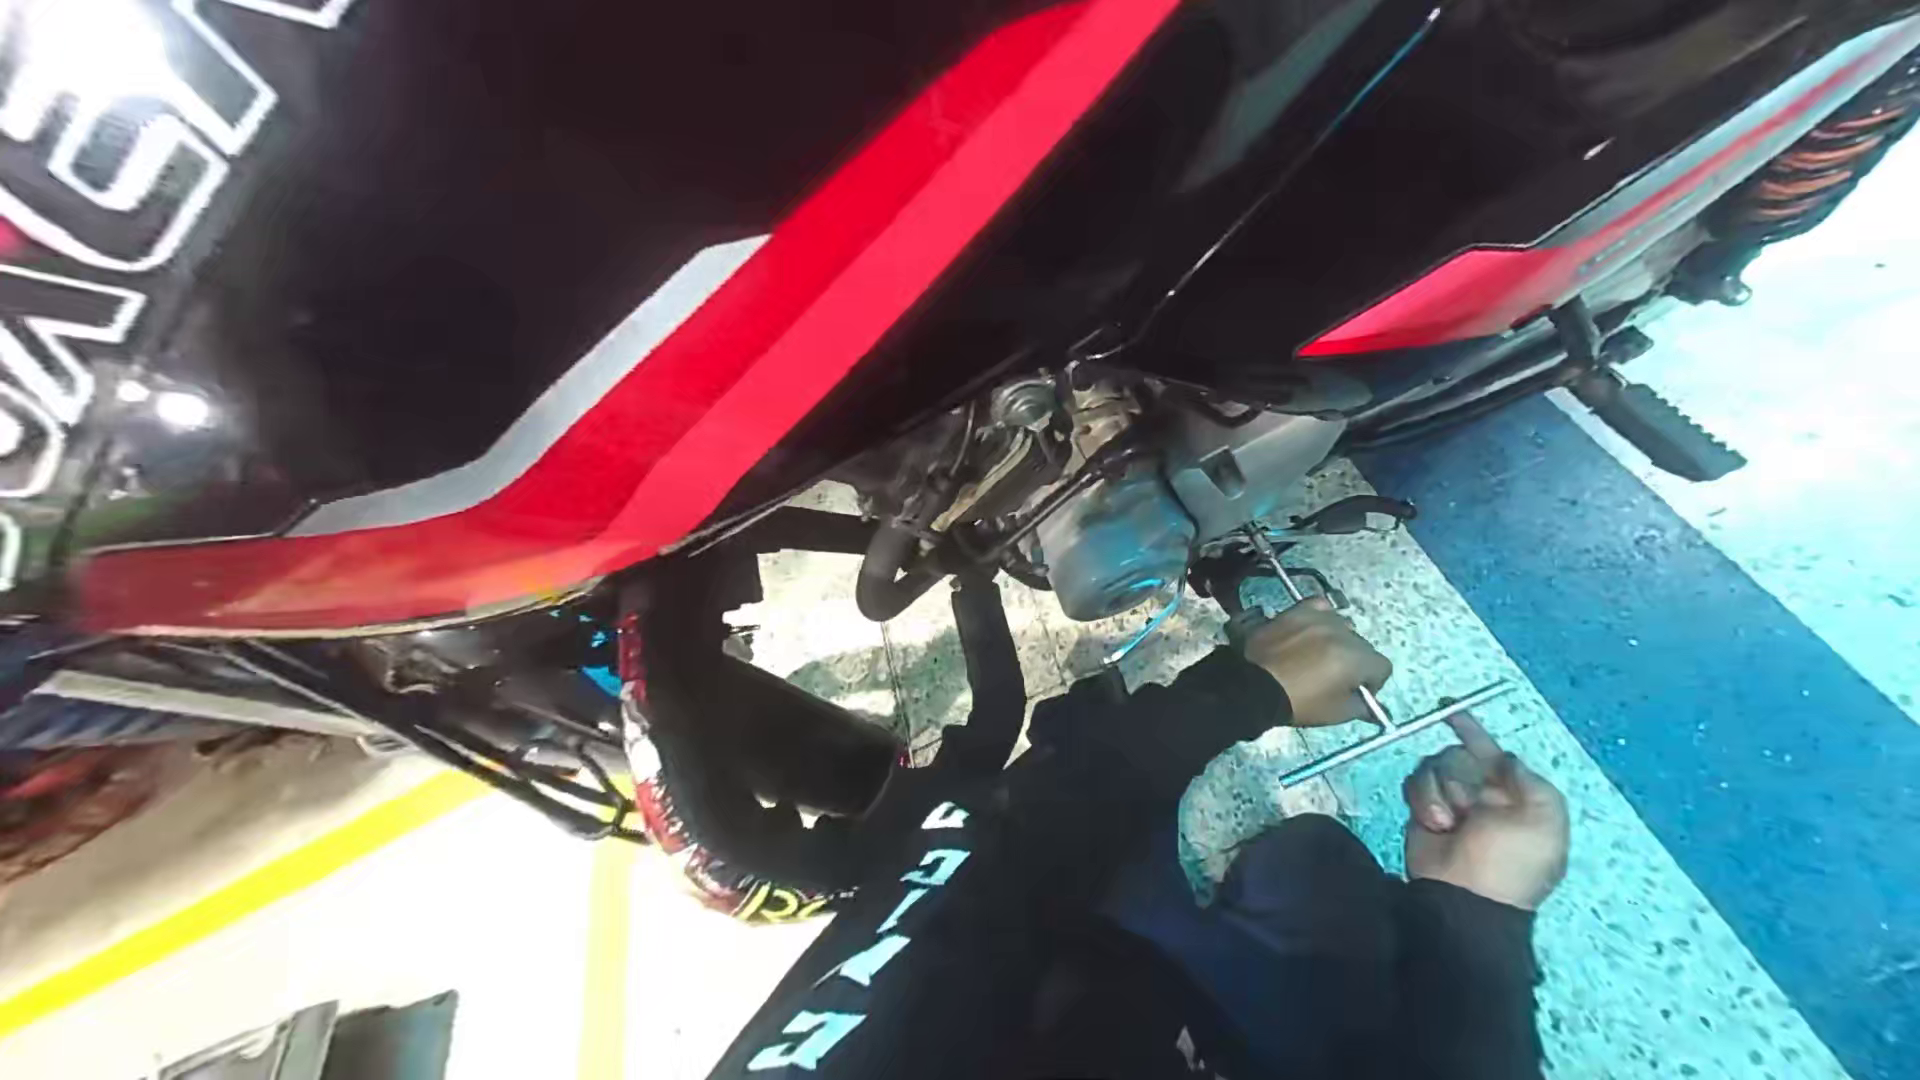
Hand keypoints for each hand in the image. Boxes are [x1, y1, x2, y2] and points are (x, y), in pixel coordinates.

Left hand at [1241, 596, 1391, 727]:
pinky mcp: (1293, 612)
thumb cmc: (1298, 701)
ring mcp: (1315, 619)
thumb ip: (1362, 706)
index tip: (1355, 691)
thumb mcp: (1337, 713)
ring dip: (1336, 639)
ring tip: (1317, 653)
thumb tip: (1372, 706)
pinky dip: (1319, 615)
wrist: (1252, 685)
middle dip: (1353, 661)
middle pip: (1361, 645)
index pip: (1382, 666)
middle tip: (1332, 675)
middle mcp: (1340, 632)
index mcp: (1356, 658)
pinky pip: (1317, 606)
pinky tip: (1311, 628)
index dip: (1372, 682)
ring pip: (1341, 625)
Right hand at [1402, 713, 1569, 909]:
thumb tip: (1504, 757)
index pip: (1492, 752)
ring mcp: (1450, 799)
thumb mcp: (1541, 825)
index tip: (1449, 709)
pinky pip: (1414, 782)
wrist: (1463, 892)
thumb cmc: (1508, 860)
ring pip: (1432, 766)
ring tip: (1447, 821)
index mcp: (1515, 795)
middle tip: (1465, 806)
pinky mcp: (1423, 806)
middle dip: (1458, 776)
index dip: (1472, 730)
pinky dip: (1422, 799)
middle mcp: (1482, 793)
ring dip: (1439, 792)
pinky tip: (1433, 821)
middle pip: (1457, 755)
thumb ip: (1531, 783)